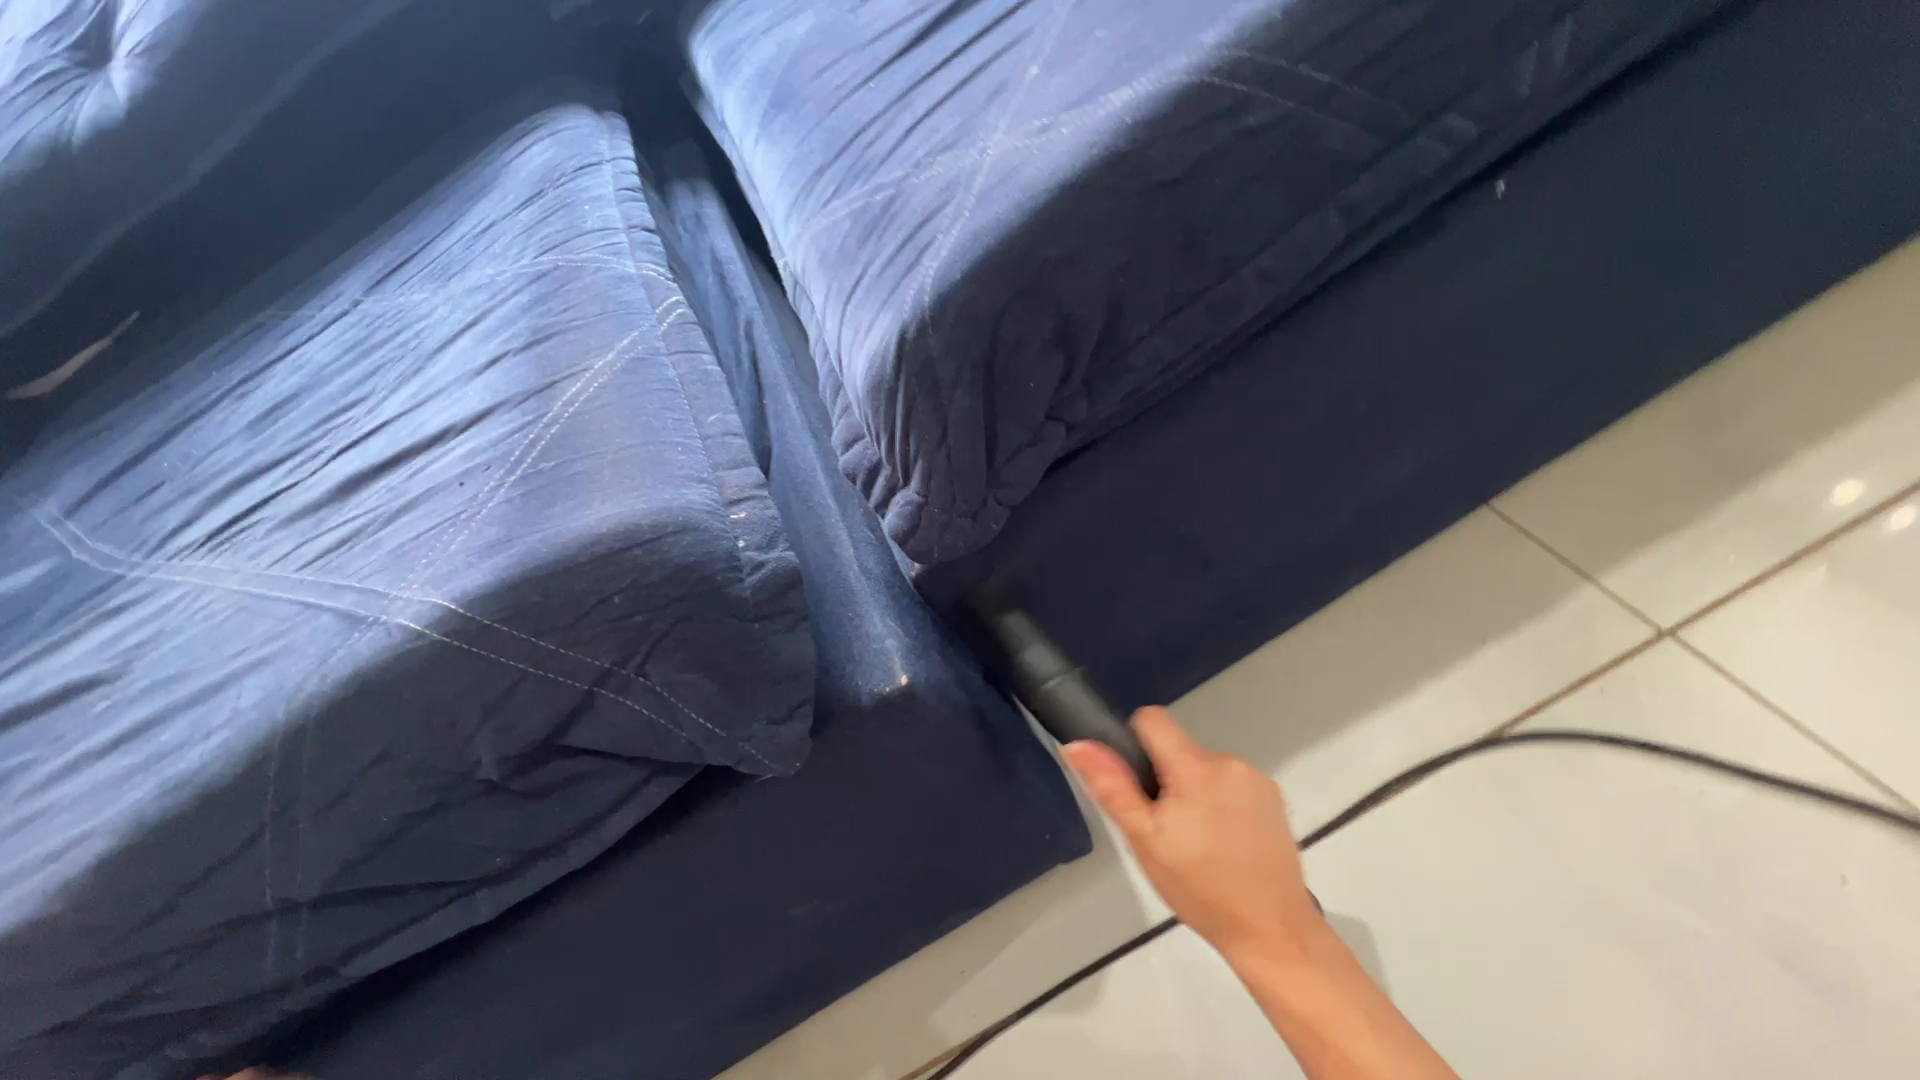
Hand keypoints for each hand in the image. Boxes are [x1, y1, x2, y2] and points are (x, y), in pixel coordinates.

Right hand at [1062, 707, 1320, 959]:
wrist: (1272, 929)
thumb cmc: (1199, 887)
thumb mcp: (1144, 840)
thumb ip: (1112, 786)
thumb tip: (1077, 743)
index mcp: (1194, 767)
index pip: (1153, 719)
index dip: (1135, 742)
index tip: (1136, 782)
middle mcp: (1228, 761)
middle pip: (1179, 750)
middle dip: (1165, 779)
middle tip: (1164, 829)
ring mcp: (1256, 779)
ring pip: (1205, 769)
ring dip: (1193, 792)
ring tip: (1196, 842)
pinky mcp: (1274, 799)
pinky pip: (1231, 784)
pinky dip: (1221, 803)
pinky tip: (1224, 844)